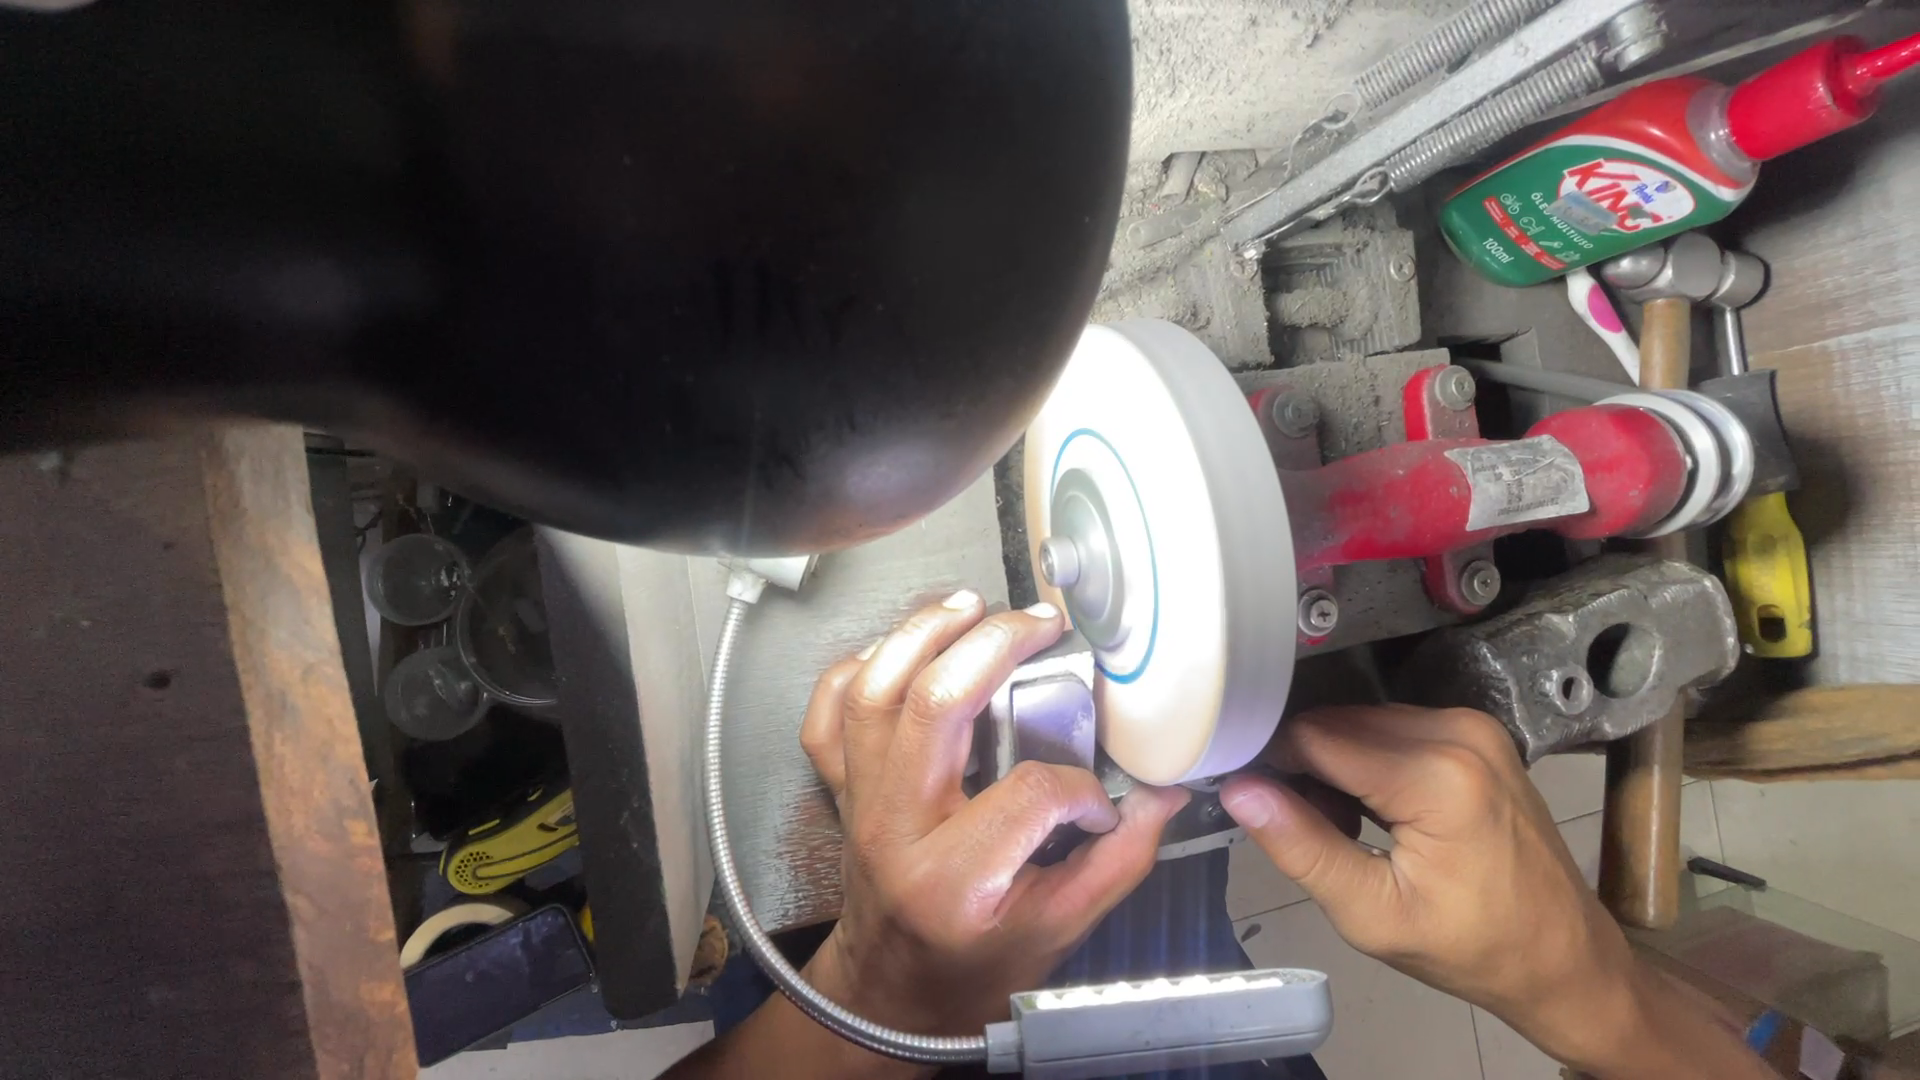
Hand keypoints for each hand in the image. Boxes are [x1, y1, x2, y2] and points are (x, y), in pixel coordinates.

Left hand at [799, 591, 1188, 1038]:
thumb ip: (1117, 863)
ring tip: (969, 605)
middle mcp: (895, 826)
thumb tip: (1165, 795)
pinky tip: (901, 648)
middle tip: (1039, 622)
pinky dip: (857, 667)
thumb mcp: (1057, 932)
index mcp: (954, 878)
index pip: (1028, 793)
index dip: (1079, 785)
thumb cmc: (972, 967)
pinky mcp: (841, 787)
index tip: (1100, 796)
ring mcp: (858, 800)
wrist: (890, 992)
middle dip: (993, 646)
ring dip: (921, 634)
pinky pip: (828, 712)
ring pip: (873, 692)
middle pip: (935, 706)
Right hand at [1220, 706, 1640, 1070]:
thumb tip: (1238, 789)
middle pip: (1332, 723)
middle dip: (1302, 767)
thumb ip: (1301, 847)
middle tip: (1310, 827)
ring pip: (1353, 720)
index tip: (1257, 803)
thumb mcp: (1372, 916)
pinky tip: (1373, 805)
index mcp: (1436, 777)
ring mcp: (1469, 725)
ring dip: (1330, 762)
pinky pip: (1385, 724)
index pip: (1311, 736)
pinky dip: (1361, 757)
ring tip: (1344, 824)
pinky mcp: (1472, 729)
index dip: (1271, 764)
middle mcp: (1456, 731)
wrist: (1571, 961)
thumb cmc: (1473, 949)